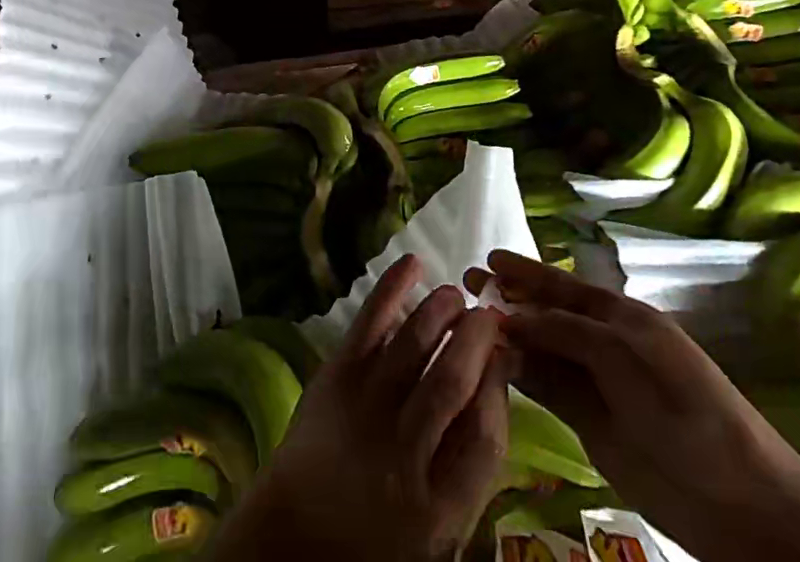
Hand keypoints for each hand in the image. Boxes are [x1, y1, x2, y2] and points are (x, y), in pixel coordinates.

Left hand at [206, 255, 509, 561]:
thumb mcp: (443, 523)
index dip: (500, 385)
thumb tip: (496, 377)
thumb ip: (475, 458)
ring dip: (444, 309)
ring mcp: (363, 409)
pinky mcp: (334, 378)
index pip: (487, 434)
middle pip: (454, 376)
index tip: (505, 356)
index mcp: (436, 504)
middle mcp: (402, 453)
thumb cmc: (381, 529)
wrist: (294, 538)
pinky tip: (414, 264)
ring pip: (417, 344)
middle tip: (488, 315)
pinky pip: (370, 323)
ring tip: (456, 297)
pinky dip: (393, 289)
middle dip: (478, 335)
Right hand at [467, 250, 799, 561]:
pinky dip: (516, 372)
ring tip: (465, 323)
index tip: (490, 257)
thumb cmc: (687, 410)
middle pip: (548, 314)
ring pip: (541, 349)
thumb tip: (514, 314)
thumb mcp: (629, 356)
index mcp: (624, 317)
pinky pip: (544, 386)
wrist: (732, 496)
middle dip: (509, 298)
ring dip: (507, 334)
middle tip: (467, 285)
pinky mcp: (586, 420)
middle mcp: (605, 342)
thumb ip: (571, 331)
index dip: (527, 272)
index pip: (565, 287)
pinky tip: (487, 364)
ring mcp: (595, 382)